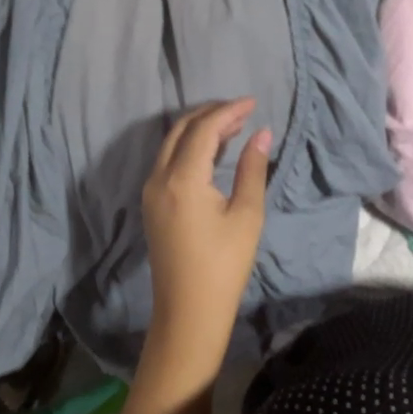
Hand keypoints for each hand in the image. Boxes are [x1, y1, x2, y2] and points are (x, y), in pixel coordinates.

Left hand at [142, 99, 271, 341]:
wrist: (189, 310)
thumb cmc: (224, 264)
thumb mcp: (246, 215)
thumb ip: (252, 169)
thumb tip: (261, 134)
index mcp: (182, 179)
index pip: (203, 129)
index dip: (228, 111)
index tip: (254, 103)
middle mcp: (158, 178)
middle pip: (181, 130)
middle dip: (211, 114)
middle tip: (242, 111)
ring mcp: (150, 192)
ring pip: (171, 144)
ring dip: (199, 130)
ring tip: (233, 127)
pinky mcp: (151, 204)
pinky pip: (167, 161)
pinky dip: (189, 148)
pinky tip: (213, 152)